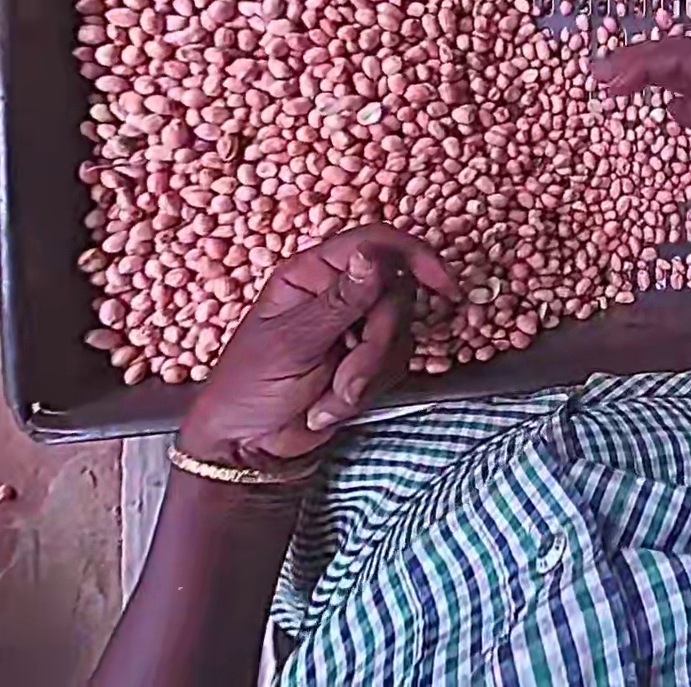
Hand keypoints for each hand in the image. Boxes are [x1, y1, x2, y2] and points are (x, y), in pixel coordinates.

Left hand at [175, 224, 459, 466]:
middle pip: (396, 294)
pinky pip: (396, 360)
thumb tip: (373, 256)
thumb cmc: (249, 387)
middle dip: (378, 343)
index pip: (376, 242)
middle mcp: (342, 290)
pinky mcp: (369, 354)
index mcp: (315, 272)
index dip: (415, 256)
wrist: (247, 448)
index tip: (444, 285)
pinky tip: (333, 405)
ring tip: (330, 399)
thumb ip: (340, 300)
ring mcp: (358, 322)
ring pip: (400, 331)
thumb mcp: (292, 343)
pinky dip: (369, 387)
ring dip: (369, 372)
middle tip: (347, 380)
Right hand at [590, 38, 690, 189]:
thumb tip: (673, 102)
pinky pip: (687, 70)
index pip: (686, 57)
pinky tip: (635, 78)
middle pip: (680, 49)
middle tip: (598, 71)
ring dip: (642, 64)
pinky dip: (658, 74)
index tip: (612, 83)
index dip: (644, 66)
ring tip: (607, 73)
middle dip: (636, 59)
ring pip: (680, 55)